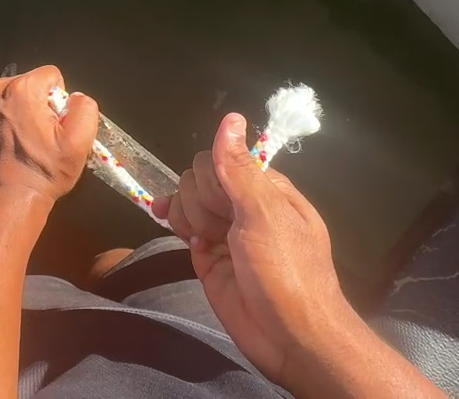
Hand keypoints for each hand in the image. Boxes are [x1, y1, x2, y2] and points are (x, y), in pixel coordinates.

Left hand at [0, 65, 99, 211]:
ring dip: (24, 110)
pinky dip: (7, 119)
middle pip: (32, 83)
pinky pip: (0, 106)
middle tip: (43, 135)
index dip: (60, 100)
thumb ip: (85, 108)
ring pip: (16, 94)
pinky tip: (12, 142)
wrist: (8, 197)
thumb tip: (76, 97)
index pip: (52, 76)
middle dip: (41, 104)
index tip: (55, 125)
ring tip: (27, 140)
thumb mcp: (79, 142)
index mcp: (22, 87)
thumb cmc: (44, 170)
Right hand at [154, 114, 367, 390]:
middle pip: (199, 177)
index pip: (220, 158)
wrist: (292, 341)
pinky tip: (166, 221)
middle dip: (199, 199)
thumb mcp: (264, 215)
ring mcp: (225, 232)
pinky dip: (174, 221)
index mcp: (265, 189)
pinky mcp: (209, 258)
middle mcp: (243, 206)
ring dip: (186, 213)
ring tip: (201, 239)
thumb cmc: (286, 273)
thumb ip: (239, 168)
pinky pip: (183, 226)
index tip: (225, 206)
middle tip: (219, 230)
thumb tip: (231, 118)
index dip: (213, 179)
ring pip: (188, 199)